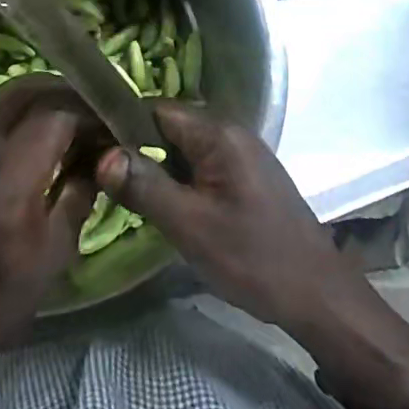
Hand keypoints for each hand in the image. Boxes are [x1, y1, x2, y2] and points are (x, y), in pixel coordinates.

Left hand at [0, 77, 95, 369]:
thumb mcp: (55, 252)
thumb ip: (81, 192)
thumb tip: (105, 155)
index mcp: (7, 177)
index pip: (56, 113)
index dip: (90, 113)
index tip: (114, 127)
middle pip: (31, 90)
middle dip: (69, 95)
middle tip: (96, 115)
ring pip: (8, 93)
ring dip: (44, 97)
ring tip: (71, 120)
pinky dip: (19, 109)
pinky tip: (36, 132)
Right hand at [94, 101, 341, 327]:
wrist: (320, 299)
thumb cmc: (254, 258)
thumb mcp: (189, 225)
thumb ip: (143, 186)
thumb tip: (101, 155)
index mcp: (219, 132)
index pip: (154, 109)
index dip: (119, 123)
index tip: (88, 144)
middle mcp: (231, 131)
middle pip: (167, 126)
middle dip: (133, 146)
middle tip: (100, 172)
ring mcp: (241, 153)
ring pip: (181, 147)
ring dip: (154, 164)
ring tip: (120, 187)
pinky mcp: (245, 176)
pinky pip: (199, 163)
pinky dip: (175, 176)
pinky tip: (158, 200)